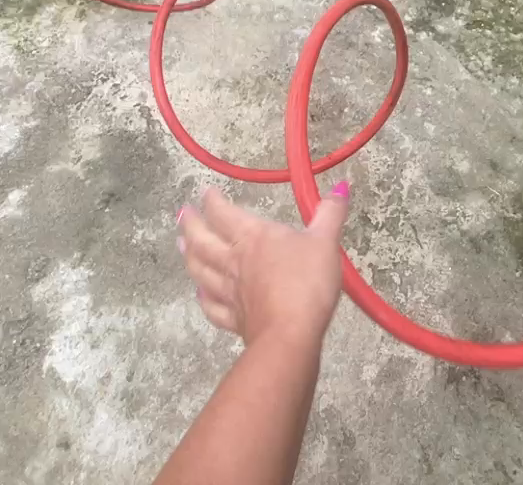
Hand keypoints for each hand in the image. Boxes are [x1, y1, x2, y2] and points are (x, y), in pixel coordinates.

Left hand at [178, 183, 349, 348]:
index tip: (204, 192)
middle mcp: (235, 261)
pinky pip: (213, 307)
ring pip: (202, 270)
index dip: (213, 202)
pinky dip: (204, 298)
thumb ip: (330, 213)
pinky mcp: (234, 320)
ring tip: (181, 245)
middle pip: (204, 241)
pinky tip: (200, 294)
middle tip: (182, 214)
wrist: (291, 334)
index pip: (225, 214)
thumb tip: (341, 187)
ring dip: (189, 256)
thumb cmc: (307, 281)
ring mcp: (231, 293)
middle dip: (191, 225)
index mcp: (253, 237)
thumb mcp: (325, 241)